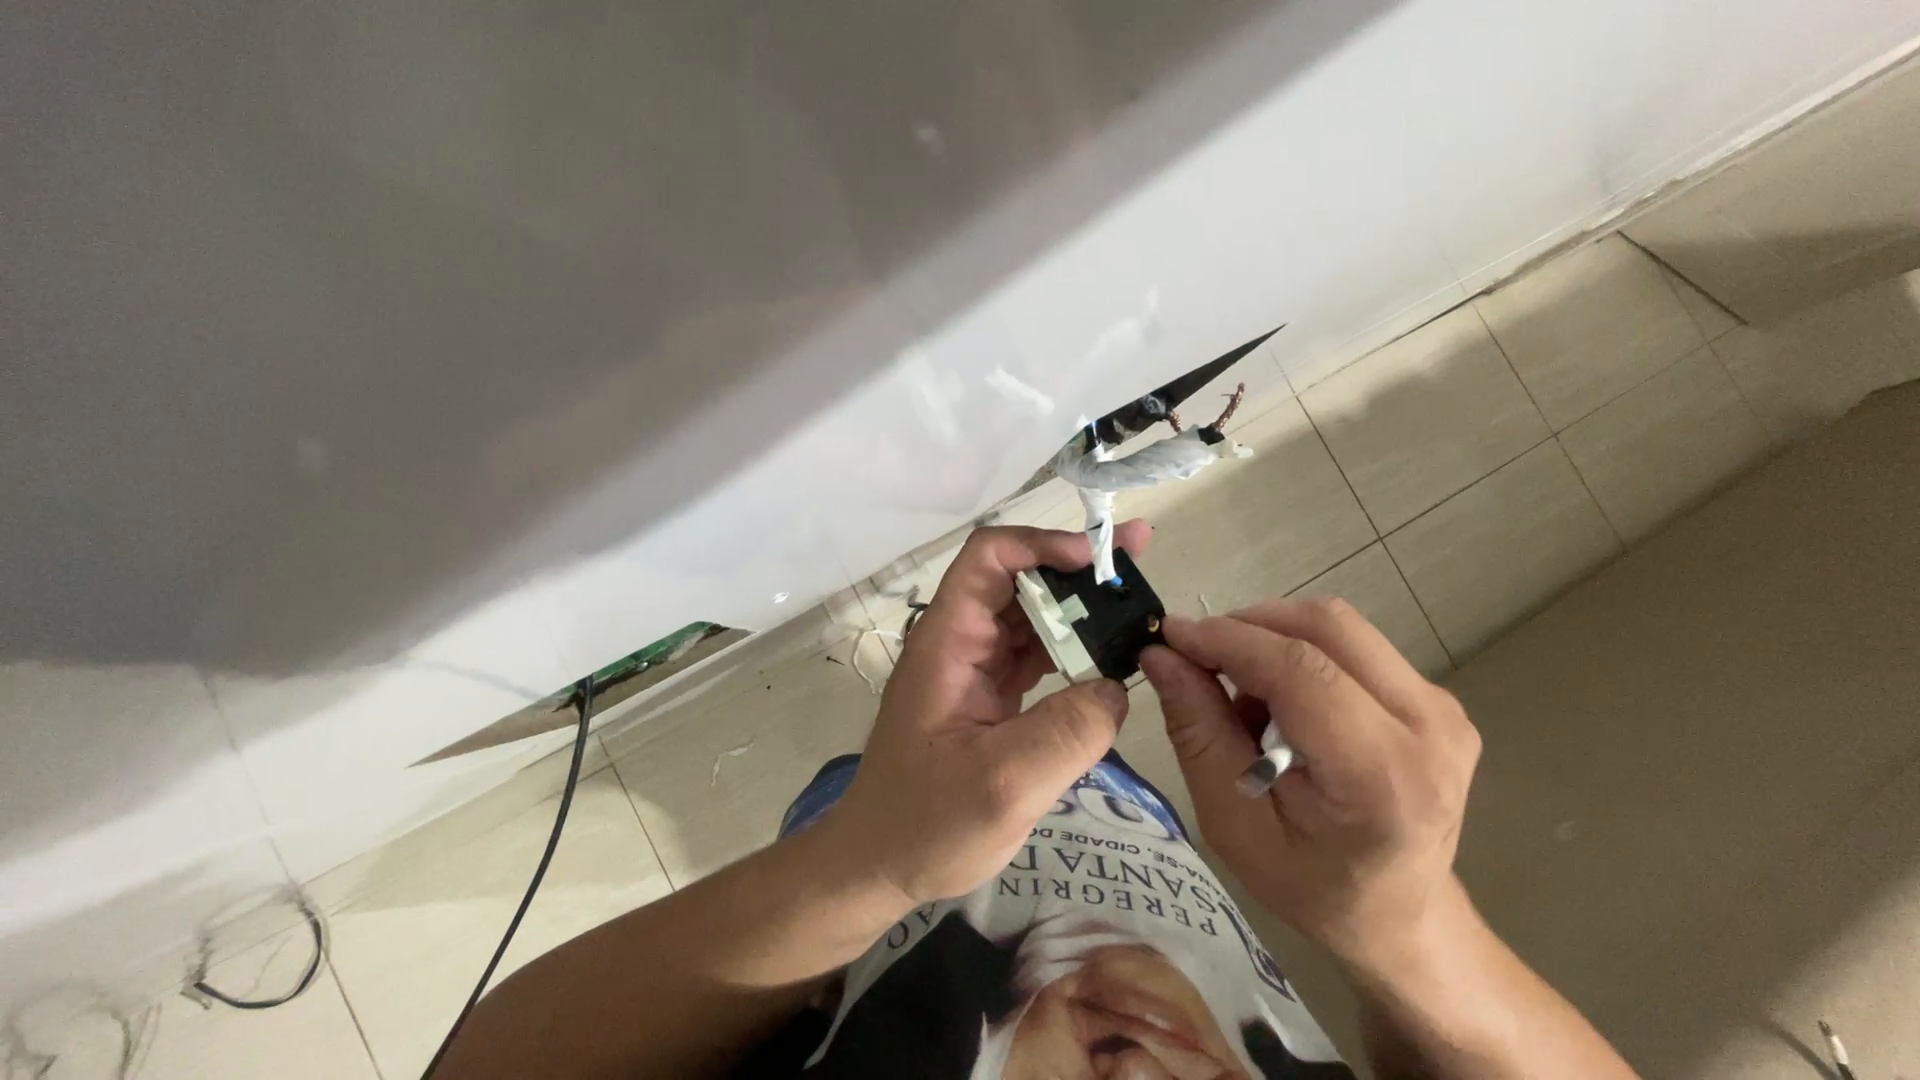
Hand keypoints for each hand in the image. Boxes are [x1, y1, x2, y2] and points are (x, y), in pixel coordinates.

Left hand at [823, 523, 1147, 903]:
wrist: (880, 863)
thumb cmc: (926, 823)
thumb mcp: (1004, 784)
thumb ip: (1068, 732)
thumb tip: (1115, 686)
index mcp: (948, 642)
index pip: (990, 558)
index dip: (1044, 546)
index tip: (1099, 561)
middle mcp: (959, 642)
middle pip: (1018, 580)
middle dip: (1076, 570)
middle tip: (1138, 566)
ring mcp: (972, 669)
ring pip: (1031, 616)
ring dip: (1080, 609)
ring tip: (1136, 606)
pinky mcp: (988, 696)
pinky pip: (1035, 655)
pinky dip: (1073, 650)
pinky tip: (1110, 658)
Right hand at [1138, 600, 1480, 969]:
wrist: (1401, 915)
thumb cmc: (1311, 884)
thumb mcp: (1234, 824)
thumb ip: (1198, 733)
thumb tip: (1160, 656)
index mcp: (1383, 775)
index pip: (1300, 669)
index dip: (1227, 639)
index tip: (1169, 634)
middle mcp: (1430, 727)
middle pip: (1325, 626)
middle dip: (1247, 625)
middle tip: (1196, 657)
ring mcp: (1443, 707)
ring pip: (1338, 626)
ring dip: (1272, 639)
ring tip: (1239, 691)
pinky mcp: (1437, 697)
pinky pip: (1353, 645)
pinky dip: (1298, 653)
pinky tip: (1278, 703)